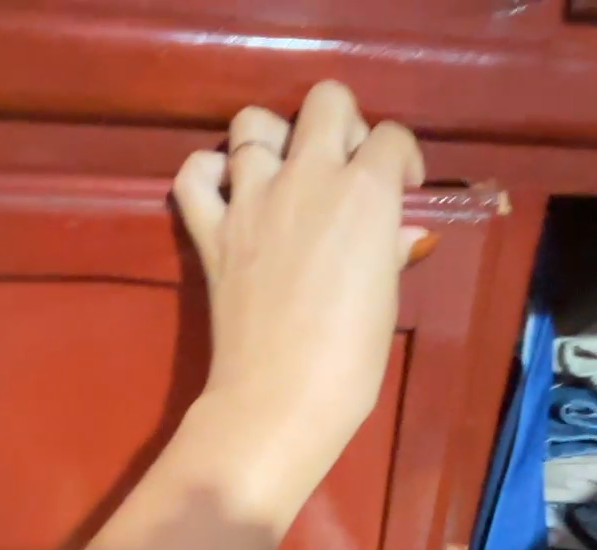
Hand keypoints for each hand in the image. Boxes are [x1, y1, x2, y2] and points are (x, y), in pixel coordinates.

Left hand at [172, 82, 428, 482]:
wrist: (281, 400)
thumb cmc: (349, 363)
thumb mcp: (385, 302)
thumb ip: (389, 252)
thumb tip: (397, 234)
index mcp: (365, 194)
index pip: (392, 138)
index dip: (402, 160)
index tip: (402, 190)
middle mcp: (307, 178)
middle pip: (325, 101)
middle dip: (343, 125)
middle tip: (345, 171)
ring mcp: (251, 200)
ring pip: (252, 123)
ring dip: (273, 140)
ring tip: (284, 176)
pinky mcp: (211, 231)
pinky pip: (194, 175)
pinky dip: (209, 174)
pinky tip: (228, 193)